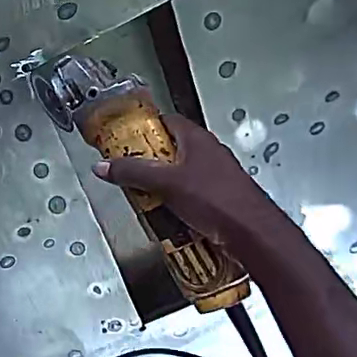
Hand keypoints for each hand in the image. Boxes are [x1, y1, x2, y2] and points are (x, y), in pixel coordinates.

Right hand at [91, 112, 283, 249]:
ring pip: (177, 173)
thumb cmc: (219, 201)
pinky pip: (186, 193)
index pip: (166, 121)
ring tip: (141, 194)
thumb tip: (104, 165)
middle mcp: (208, 154)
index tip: (123, 137)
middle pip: (169, 149)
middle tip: (126, 169)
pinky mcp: (216, 198)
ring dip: (157, 183)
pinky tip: (162, 212)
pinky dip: (171, 200)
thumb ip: (132, 172)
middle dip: (146, 160)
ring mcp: (214, 176)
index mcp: (198, 140)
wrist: (253, 235)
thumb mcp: (165, 183)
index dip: (143, 127)